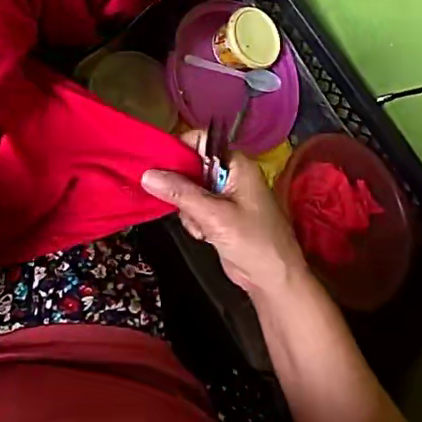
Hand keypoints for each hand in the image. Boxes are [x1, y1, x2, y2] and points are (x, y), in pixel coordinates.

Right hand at [142, 150, 309, 298]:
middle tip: (180, 205)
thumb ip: (181, 193)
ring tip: (200, 227)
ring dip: (187, 208)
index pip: (200, 141)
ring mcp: (225, 194)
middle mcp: (231, 174)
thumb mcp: (214, 216)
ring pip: (188, 188)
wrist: (274, 280)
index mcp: (236, 164)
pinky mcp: (220, 213)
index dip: (178, 150)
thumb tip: (147, 174)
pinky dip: (193, 220)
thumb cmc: (254, 242)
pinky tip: (203, 234)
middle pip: (191, 165)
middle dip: (181, 187)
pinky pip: (194, 206)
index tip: (157, 166)